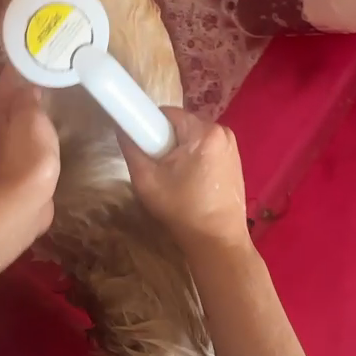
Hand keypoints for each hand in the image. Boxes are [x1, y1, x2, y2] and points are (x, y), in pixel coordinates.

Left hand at [0, 67, 59, 215]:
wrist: (25, 200)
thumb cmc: (29, 154)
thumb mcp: (30, 118)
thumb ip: (28, 98)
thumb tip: (26, 82)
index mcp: (3, 113)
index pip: (6, 83)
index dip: (15, 67)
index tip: (29, 52)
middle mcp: (3, 128)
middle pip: (11, 100)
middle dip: (24, 85)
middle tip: (45, 71)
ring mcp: (12, 148)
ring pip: (21, 119)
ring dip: (32, 106)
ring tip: (52, 94)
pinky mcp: (24, 165)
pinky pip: (32, 137)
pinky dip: (40, 127)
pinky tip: (52, 126)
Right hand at [118, 108, 248, 251]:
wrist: (218, 241)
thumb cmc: (182, 210)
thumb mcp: (146, 179)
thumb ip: (131, 148)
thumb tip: (122, 126)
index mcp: (203, 132)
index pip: (166, 113)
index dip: (149, 128)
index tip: (144, 149)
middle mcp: (222, 131)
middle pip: (180, 124)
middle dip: (165, 141)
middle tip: (157, 168)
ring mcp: (231, 145)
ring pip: (191, 137)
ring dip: (179, 151)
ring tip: (174, 178)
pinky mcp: (234, 158)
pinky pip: (204, 148)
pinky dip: (193, 158)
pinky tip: (190, 182)